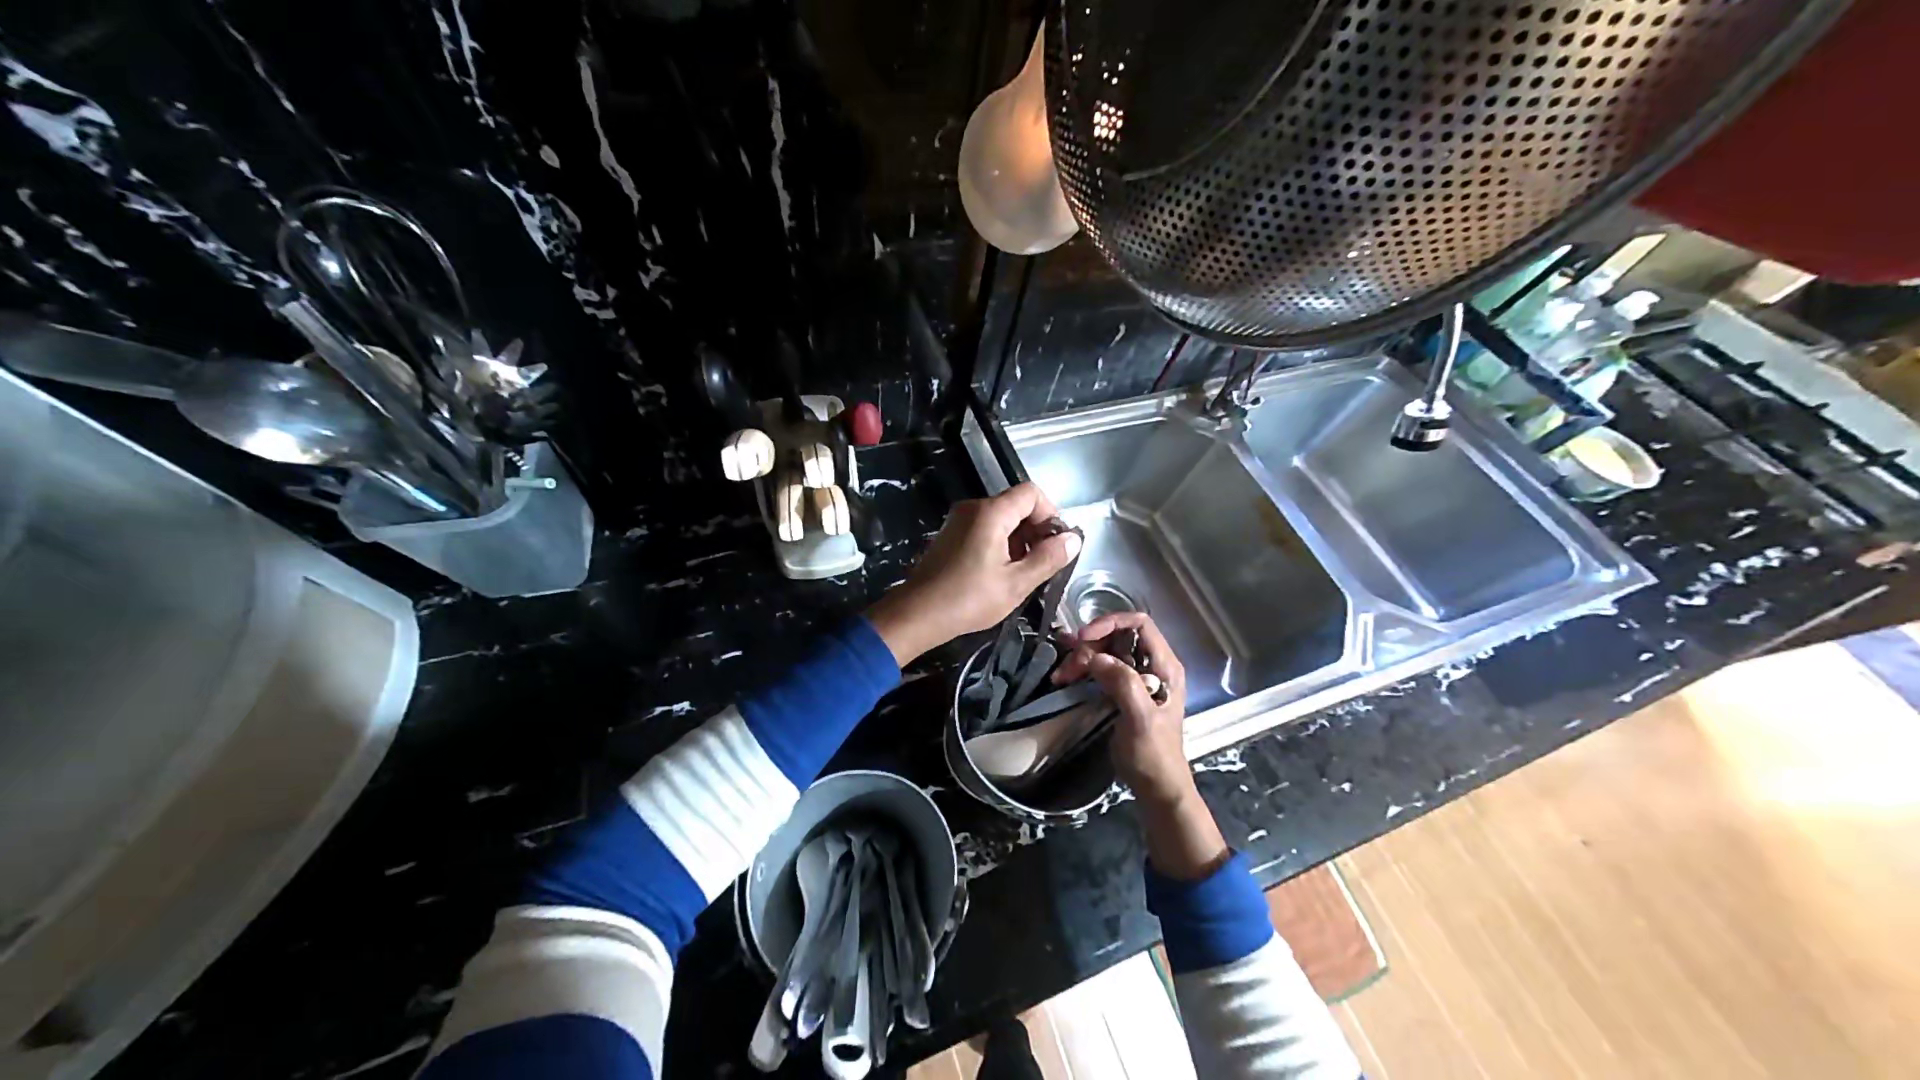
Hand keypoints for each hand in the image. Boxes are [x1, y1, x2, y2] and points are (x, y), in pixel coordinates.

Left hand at [865, 483, 1081, 666]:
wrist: (918, 614)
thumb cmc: (969, 598)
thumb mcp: (1017, 583)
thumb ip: (1048, 558)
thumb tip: (1073, 539)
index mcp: (990, 513)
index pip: (1031, 493)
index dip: (1051, 514)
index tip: (1057, 544)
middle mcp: (973, 508)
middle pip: (1016, 505)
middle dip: (1036, 530)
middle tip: (1045, 563)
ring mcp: (959, 521)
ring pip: (1001, 519)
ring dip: (1020, 540)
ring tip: (1025, 573)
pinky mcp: (951, 536)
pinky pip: (985, 530)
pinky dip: (1001, 545)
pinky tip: (1002, 574)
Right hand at [1055, 612, 1227, 880]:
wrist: (1157, 787)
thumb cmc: (1154, 755)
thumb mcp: (1141, 720)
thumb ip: (1124, 684)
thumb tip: (1098, 658)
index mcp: (1165, 666)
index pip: (1140, 624)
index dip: (1110, 623)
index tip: (1084, 638)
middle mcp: (1153, 665)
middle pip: (1118, 636)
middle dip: (1090, 646)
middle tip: (1069, 667)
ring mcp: (1139, 677)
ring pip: (1106, 651)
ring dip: (1082, 659)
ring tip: (1062, 676)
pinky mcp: (1124, 690)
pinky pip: (1101, 668)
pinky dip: (1083, 669)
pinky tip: (1066, 679)